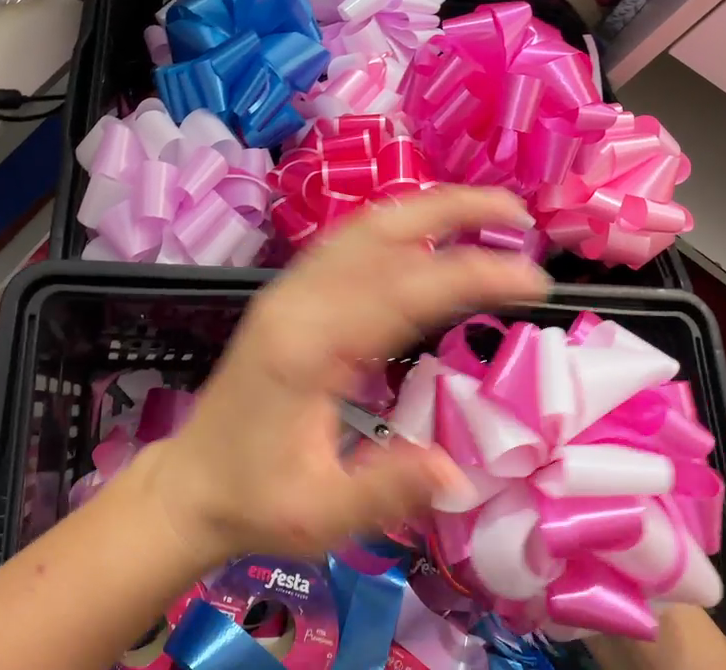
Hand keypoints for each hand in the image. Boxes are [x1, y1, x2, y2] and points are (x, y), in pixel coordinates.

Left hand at [127, 186, 550, 565]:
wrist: (191, 484)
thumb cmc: (256, 501)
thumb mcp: (321, 515)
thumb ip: (387, 490)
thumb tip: (457, 471)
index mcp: (308, 348)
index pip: (403, 290)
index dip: (472, 275)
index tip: (534, 277)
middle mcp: (297, 303)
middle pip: (378, 231)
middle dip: (451, 210)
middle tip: (517, 213)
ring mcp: (288, 292)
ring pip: (361, 227)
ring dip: (425, 211)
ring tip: (487, 214)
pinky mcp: (287, 297)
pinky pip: (346, 243)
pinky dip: (395, 227)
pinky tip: (427, 236)